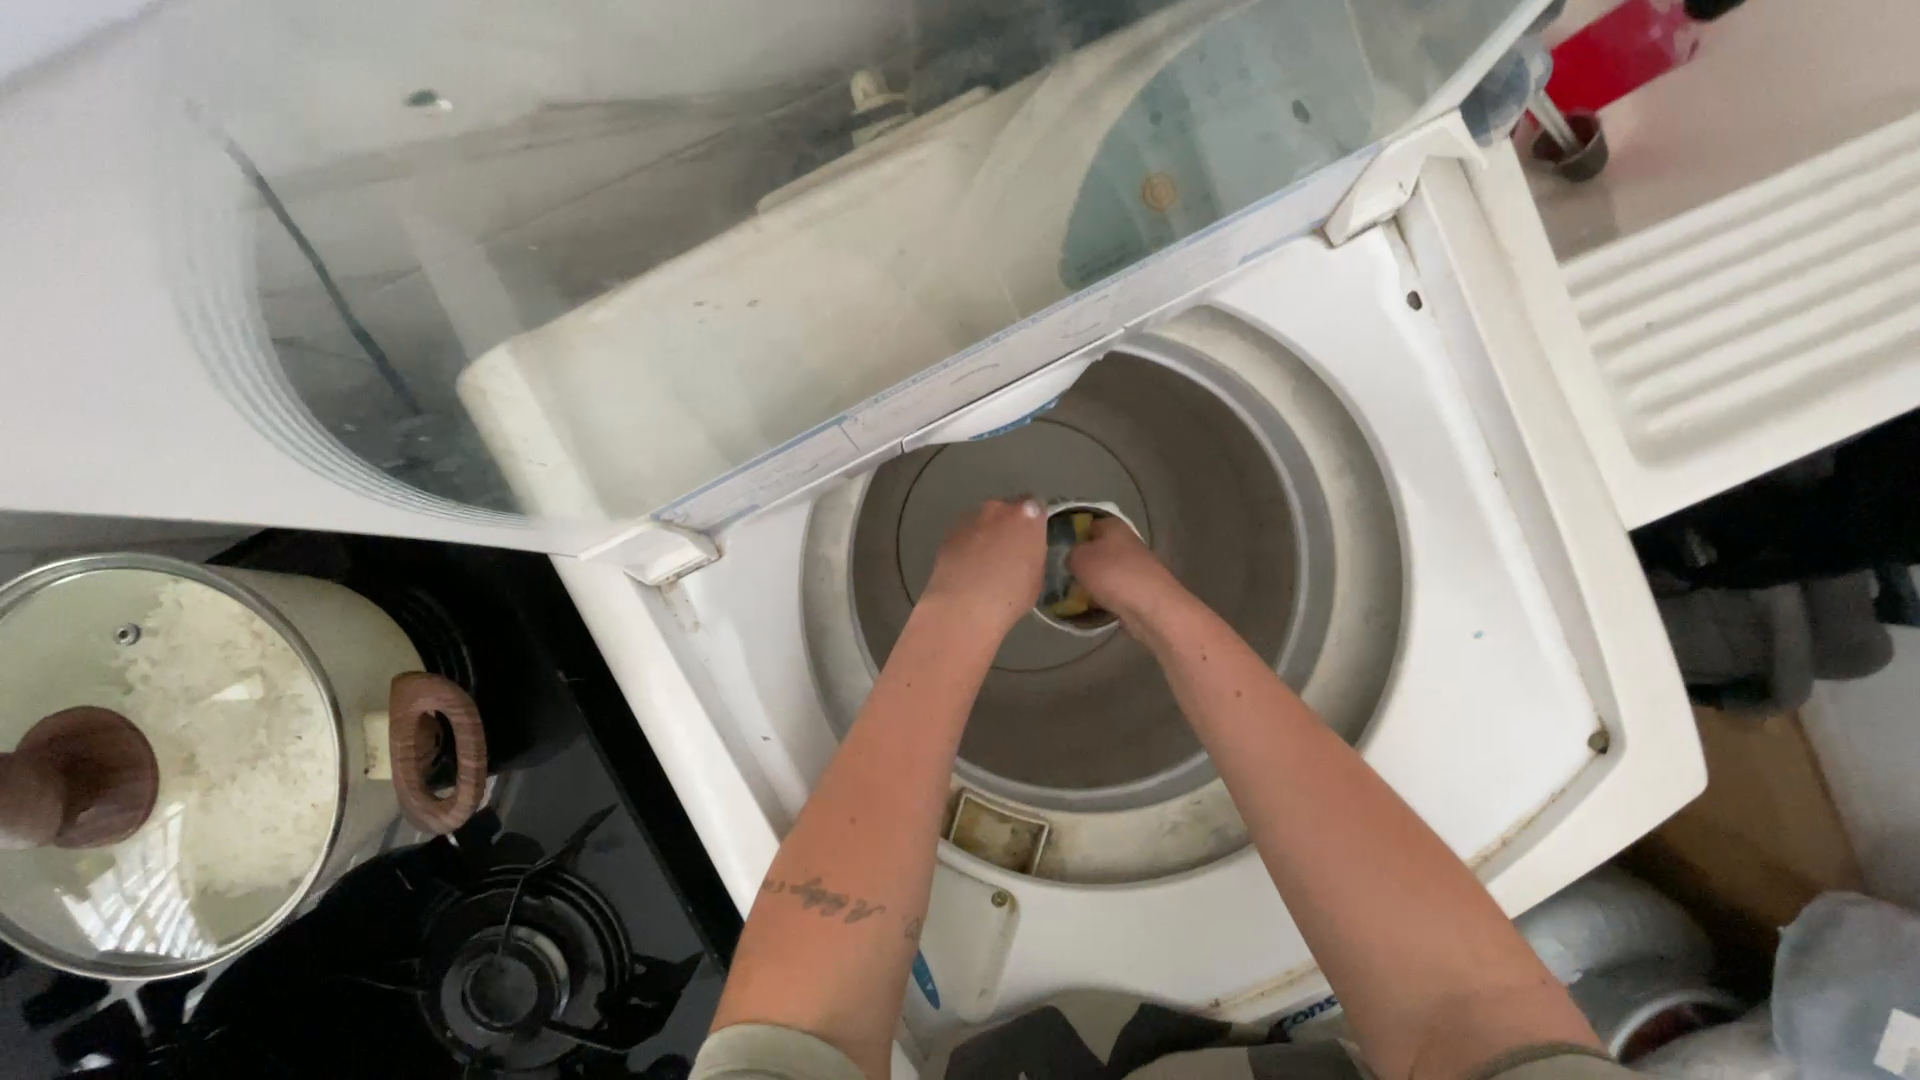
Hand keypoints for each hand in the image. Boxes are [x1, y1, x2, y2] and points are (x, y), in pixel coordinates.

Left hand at [920, 498, 1047, 636]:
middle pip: (1006, 509)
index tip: (1032, 536)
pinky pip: (964, 534)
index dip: (1033, 520)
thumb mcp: (1036, 575)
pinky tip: (967, 567)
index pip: (1036, 505)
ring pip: (983, 520)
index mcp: (1028, 516)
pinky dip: (967, 545)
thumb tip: (1025, 550)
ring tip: (984, 561)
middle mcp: (998, 508)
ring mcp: (970, 518)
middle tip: (1008, 550)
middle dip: (1008, 525)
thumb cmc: (1011, 594)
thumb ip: (1032, 552)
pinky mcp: (948, 533)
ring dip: (986, 533)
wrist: (965, 605)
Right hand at [1068, 516, 1181, 625]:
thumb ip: (1069, 553)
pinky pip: (1113, 588)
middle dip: (1080, 561)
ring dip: (1091, 581)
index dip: (1070, 536)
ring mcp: (1135, 565)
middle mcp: (1126, 540)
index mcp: (1112, 525)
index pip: (1085, 524)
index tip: (1055, 552)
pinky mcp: (1138, 587)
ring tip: (1071, 593)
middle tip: (1061, 574)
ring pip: (1104, 570)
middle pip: (1095, 548)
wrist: (1151, 607)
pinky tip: (1090, 605)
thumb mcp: (1078, 558)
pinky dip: (1103, 596)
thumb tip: (1071, 557)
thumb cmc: (1113, 574)